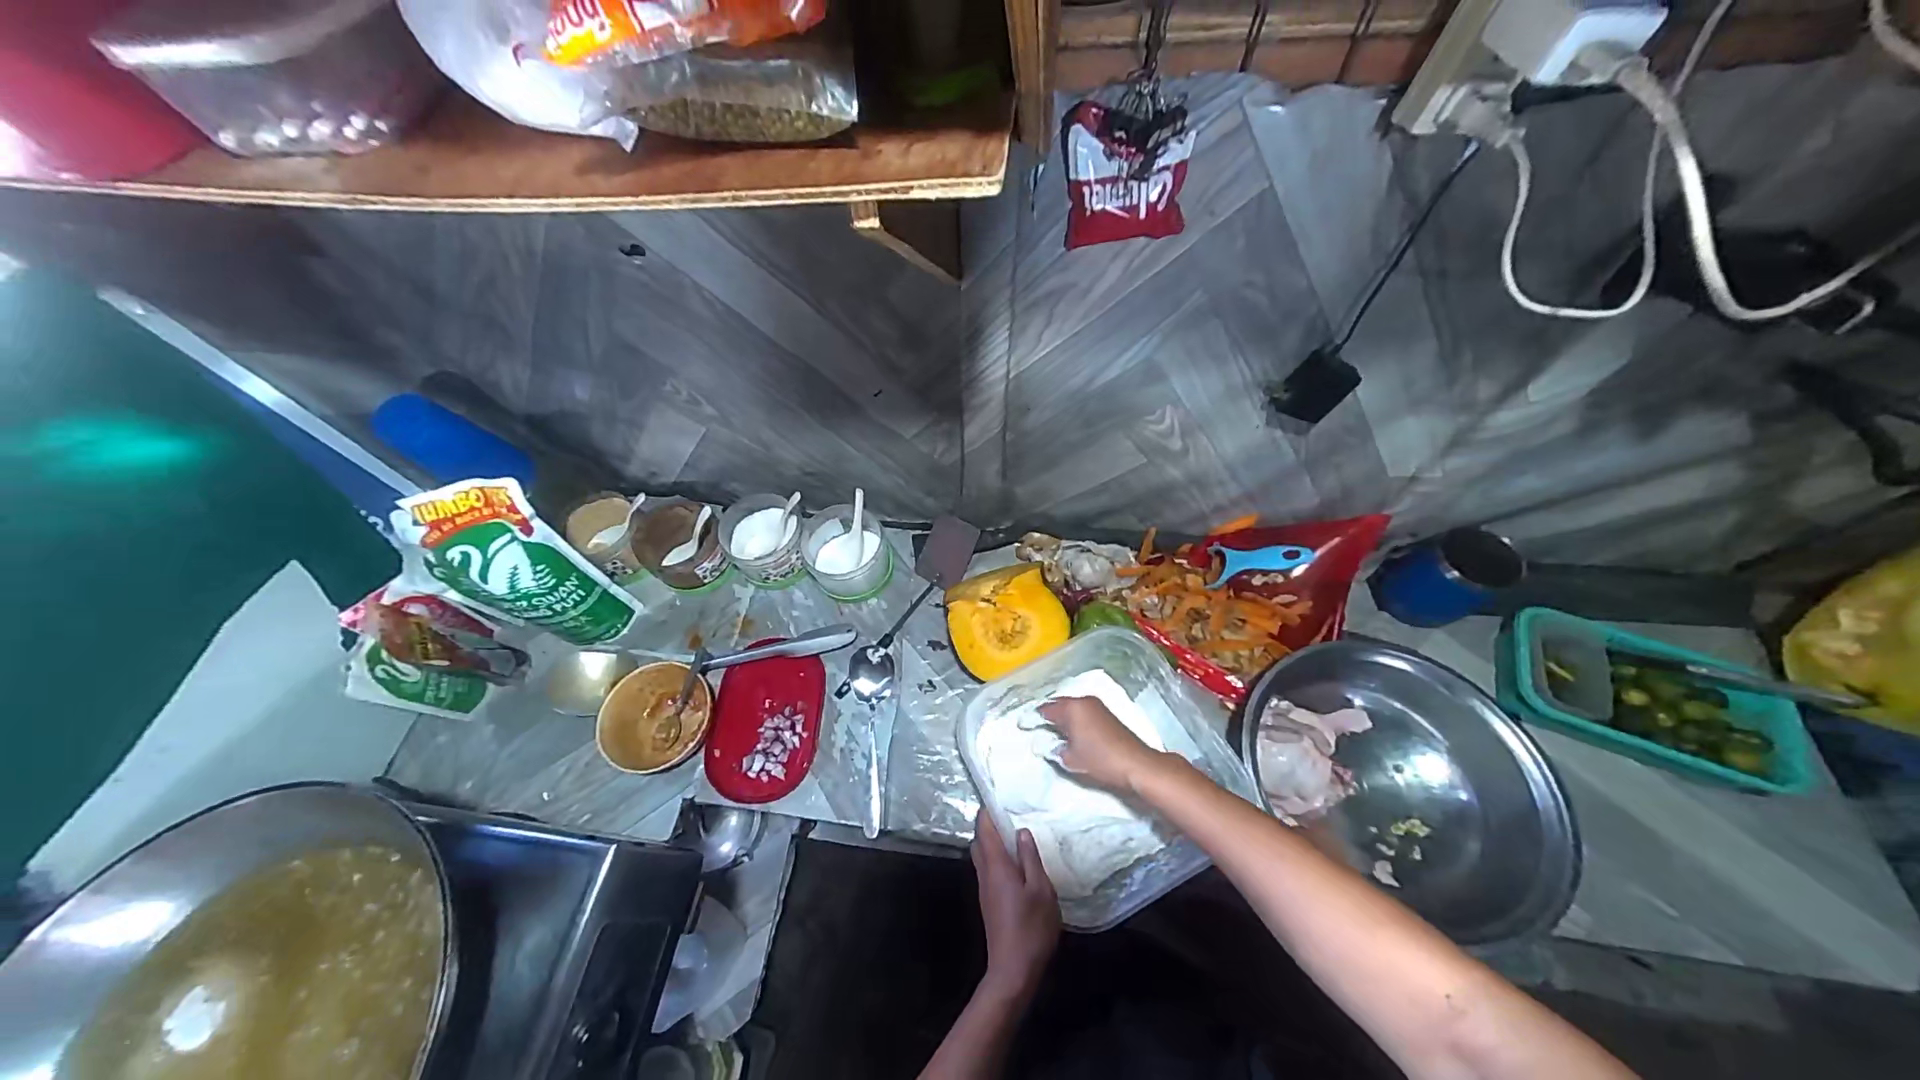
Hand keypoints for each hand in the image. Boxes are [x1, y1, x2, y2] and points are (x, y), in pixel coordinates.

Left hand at [970, 811, 1059, 996]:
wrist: (1013, 970)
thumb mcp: (1041, 890)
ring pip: (983, 857)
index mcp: (996, 865)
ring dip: (995, 844)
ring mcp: (985, 889)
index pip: (984, 829)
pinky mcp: (989, 902)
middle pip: (980, 841)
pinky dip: (999, 859)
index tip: (998, 797)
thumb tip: (1021, 831)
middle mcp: (985, 873)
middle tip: (1011, 816)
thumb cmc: (1030, 928)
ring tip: (1017, 837)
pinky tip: (1018, 865)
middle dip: (990, 826)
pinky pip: (989, 870)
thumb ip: (1030, 858)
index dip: (988, 811)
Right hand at [1038, 696, 1168, 792]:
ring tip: (1055, 733)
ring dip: (1064, 718)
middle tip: (1039, 730)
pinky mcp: (1107, 715)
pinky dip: (1076, 720)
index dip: (1034, 718)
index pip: (1046, 709)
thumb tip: (1050, 745)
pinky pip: (1084, 712)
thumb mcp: (1070, 759)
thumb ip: (1055, 749)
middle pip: (1060, 705)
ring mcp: (1098, 706)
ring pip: (1073, 708)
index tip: (1025, 726)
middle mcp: (1084, 701)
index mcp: (1072, 708)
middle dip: (1050, 716)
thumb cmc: (1100, 760)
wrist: (1136, 764)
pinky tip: (1073, 733)